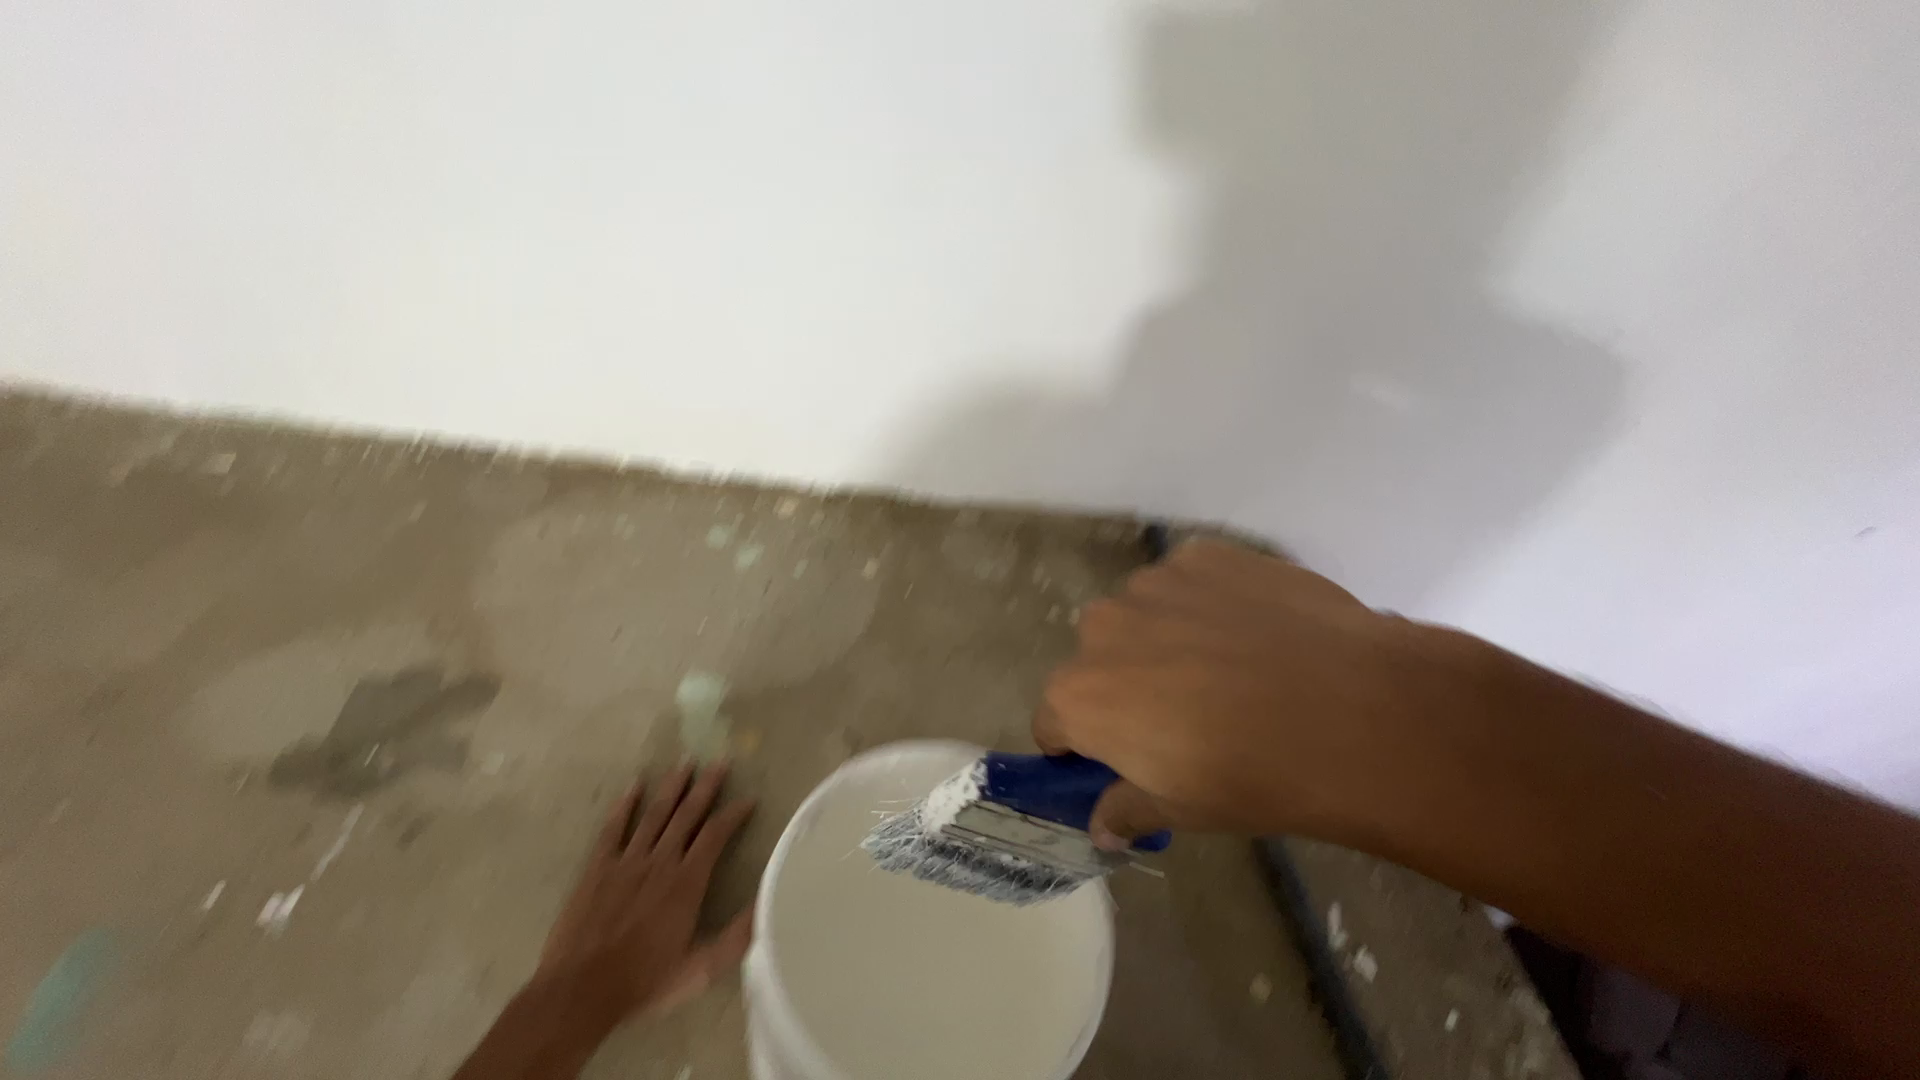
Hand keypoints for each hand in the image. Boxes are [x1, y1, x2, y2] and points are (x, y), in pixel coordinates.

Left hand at [532, 761, 755, 1020]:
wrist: (579, 992)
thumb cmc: (644, 982)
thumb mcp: (700, 969)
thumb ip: (737, 937)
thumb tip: (767, 903)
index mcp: (687, 882)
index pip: (716, 835)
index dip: (734, 813)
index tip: (749, 798)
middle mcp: (660, 861)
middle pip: (687, 814)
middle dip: (706, 787)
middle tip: (720, 761)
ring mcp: (626, 862)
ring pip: (654, 814)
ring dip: (672, 787)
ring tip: (685, 762)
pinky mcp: (597, 868)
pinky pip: (613, 829)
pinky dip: (625, 805)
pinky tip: (634, 786)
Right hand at [1035, 539, 1480, 847]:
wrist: (1354, 711)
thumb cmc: (1253, 775)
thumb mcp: (1181, 811)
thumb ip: (1125, 811)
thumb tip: (1102, 827)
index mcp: (1079, 695)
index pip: (1052, 722)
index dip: (1080, 745)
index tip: (1119, 758)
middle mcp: (1100, 628)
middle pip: (1098, 661)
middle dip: (1125, 684)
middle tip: (1184, 715)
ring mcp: (1153, 583)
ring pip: (1144, 616)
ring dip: (1166, 638)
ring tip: (1231, 668)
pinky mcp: (1204, 555)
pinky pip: (1189, 584)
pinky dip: (1208, 605)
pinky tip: (1257, 633)